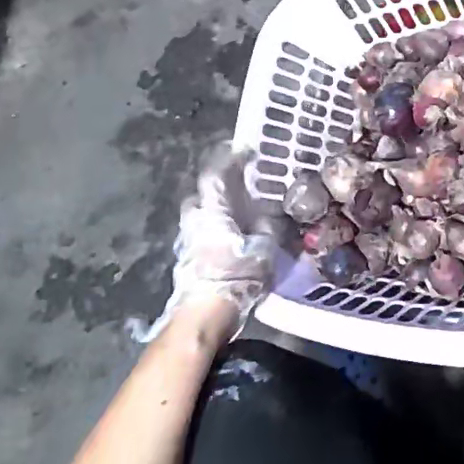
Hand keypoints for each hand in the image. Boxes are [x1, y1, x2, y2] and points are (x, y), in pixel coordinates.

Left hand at [127, 145, 275, 343]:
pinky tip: (233, 235)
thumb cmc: (235, 275)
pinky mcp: (189, 256)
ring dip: (218, 207)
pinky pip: (203, 230)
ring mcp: (188, 238)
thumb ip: (269, 225)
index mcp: (212, 209)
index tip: (245, 149)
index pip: (215, 172)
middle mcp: (195, 218)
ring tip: (242, 210)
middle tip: (244, 182)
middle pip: (204, 191)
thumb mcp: (265, 247)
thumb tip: (275, 212)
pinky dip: (217, 225)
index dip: (229, 158)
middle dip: (221, 184)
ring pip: (202, 212)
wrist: (203, 314)